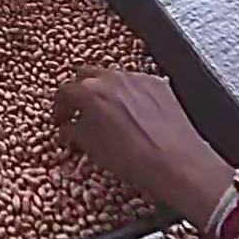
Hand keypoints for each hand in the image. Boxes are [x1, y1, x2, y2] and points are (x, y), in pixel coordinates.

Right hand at [54, 68, 231, 225]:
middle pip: (85, 76)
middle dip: (80, 91)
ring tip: (108, 111)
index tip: (61, 118)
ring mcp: (135, 78)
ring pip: (111, 77)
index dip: (60, 107)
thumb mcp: (94, 148)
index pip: (64, 92)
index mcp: (89, 92)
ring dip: (104, 90)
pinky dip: (129, 93)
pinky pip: (135, 83)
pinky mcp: (157, 83)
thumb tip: (68, 128)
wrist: (178, 162)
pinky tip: (134, 112)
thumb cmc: (132, 158)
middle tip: (80, 110)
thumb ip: (75, 132)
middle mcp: (111, 78)